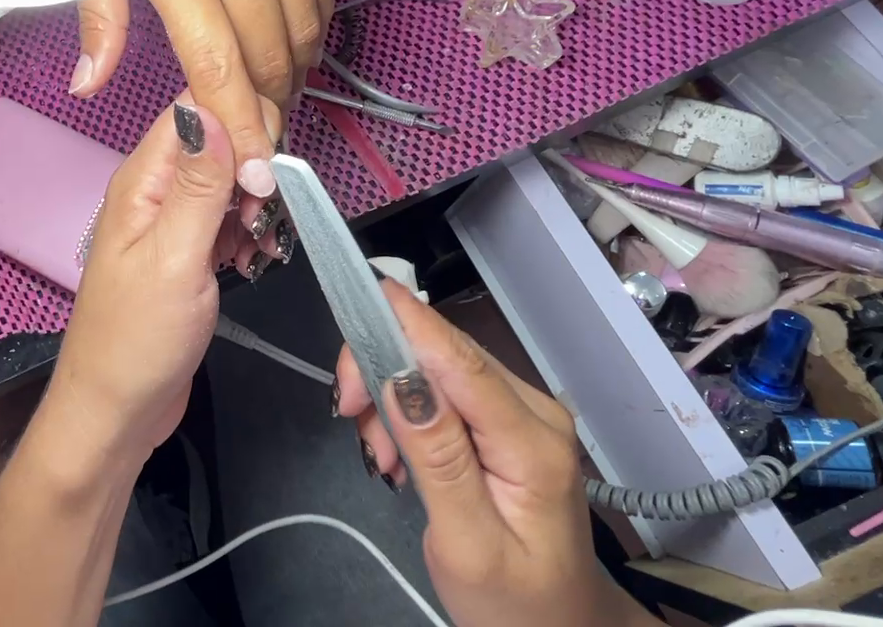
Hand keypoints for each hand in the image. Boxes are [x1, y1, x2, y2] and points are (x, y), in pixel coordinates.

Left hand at [48, 100, 237, 464]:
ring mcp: (171, 221)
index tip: (267, 162)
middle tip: (265, 213)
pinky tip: (254, 259)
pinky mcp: (188, 251)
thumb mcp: (175, 257)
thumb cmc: (139, 339)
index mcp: (142, 180)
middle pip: (216, 143)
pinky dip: (248, 232)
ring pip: (227, 182)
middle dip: (253, 167)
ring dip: (256, 204)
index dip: (236, 121)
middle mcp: (155, 191)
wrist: (117, 412)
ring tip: (261, 244)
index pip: (191, 111)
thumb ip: (198, 185)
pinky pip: (226, 219)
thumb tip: (209, 110)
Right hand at [336, 284, 632, 626]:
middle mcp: (532, 408)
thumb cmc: (514, 605)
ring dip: (390, 397)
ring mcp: (520, 411)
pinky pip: (442, 388)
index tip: (359, 288)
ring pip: (435, 367)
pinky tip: (399, 453)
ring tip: (382, 458)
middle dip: (382, 372)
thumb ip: (437, 458)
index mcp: (531, 441)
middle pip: (441, 355)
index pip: (458, 359)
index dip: (406, 319)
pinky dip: (406, 409)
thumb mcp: (467, 544)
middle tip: (350, 420)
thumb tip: (399, 378)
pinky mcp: (504, 419)